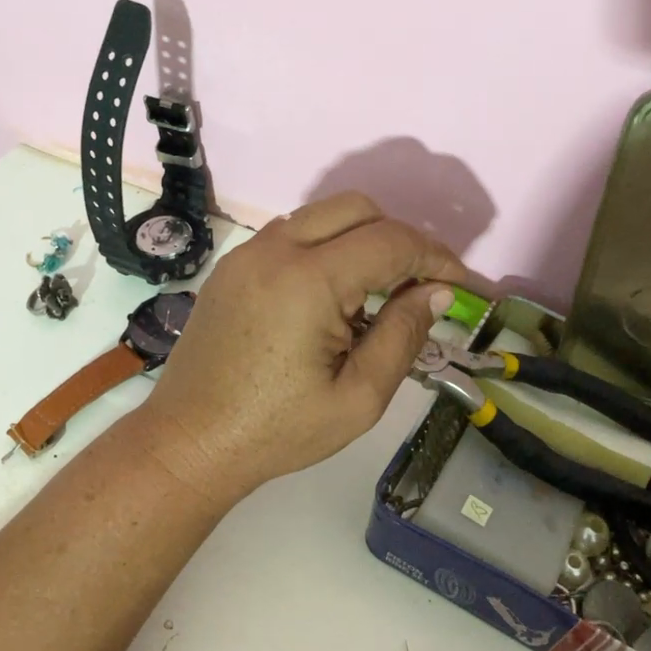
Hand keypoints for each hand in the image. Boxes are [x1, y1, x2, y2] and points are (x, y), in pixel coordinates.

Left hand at [132, 192, 464, 505]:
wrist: (191, 441)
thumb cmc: (278, 431)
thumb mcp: (358, 398)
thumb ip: (402, 336)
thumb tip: (435, 293)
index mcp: (308, 280)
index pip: (391, 242)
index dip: (435, 258)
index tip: (459, 287)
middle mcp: (275, 250)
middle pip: (357, 208)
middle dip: (400, 239)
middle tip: (421, 286)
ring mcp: (247, 254)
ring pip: (321, 216)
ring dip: (361, 240)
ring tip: (379, 295)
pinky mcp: (231, 268)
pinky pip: (291, 236)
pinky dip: (325, 249)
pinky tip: (332, 300)